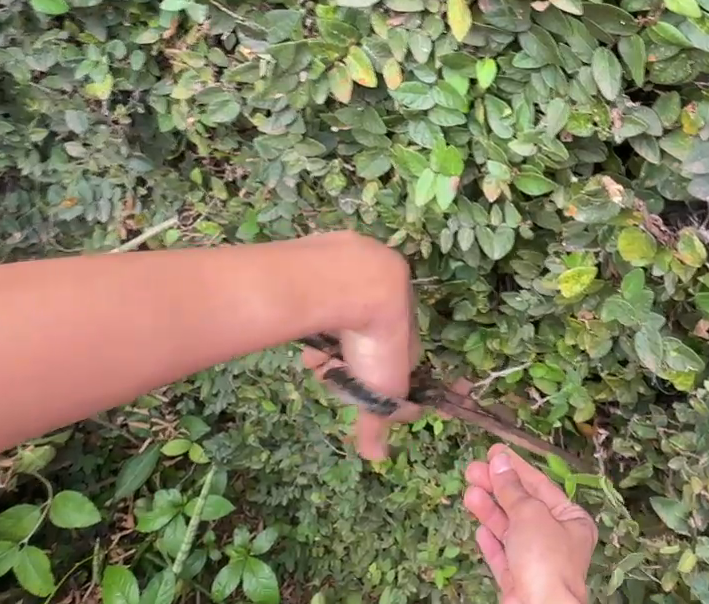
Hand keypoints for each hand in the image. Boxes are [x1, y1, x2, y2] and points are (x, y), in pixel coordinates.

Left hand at [290, 233, 418, 459]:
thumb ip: (379, 420)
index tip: (349, 385)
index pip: (394, 345)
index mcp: (406, 314)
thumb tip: (377, 458)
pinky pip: (324, 284)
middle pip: (365, 326)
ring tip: (310, 355)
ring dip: (327, 335)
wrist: (357, 282)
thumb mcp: (381, 387)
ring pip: (343, 307)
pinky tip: (302, 325)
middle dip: (345, 356)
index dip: (371, 370)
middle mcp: (390, 286)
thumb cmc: (376, 336)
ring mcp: (363, 263)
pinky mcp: (337, 249)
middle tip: (326, 373)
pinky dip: (315, 307)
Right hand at [463, 444, 597, 603]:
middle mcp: (557, 539)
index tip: (494, 451)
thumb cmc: (544, 557)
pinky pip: (504, 557)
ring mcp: (537, 563)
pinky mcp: (519, 583)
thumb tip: (499, 460)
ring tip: (469, 492)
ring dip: (489, 511)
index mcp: (571, 519)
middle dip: (497, 488)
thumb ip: (512, 489)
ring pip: (510, 530)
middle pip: (522, 506)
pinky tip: (479, 528)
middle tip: (472, 469)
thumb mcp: (529, 513)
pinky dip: (492, 542)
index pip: (540, 485)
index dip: (516, 467)